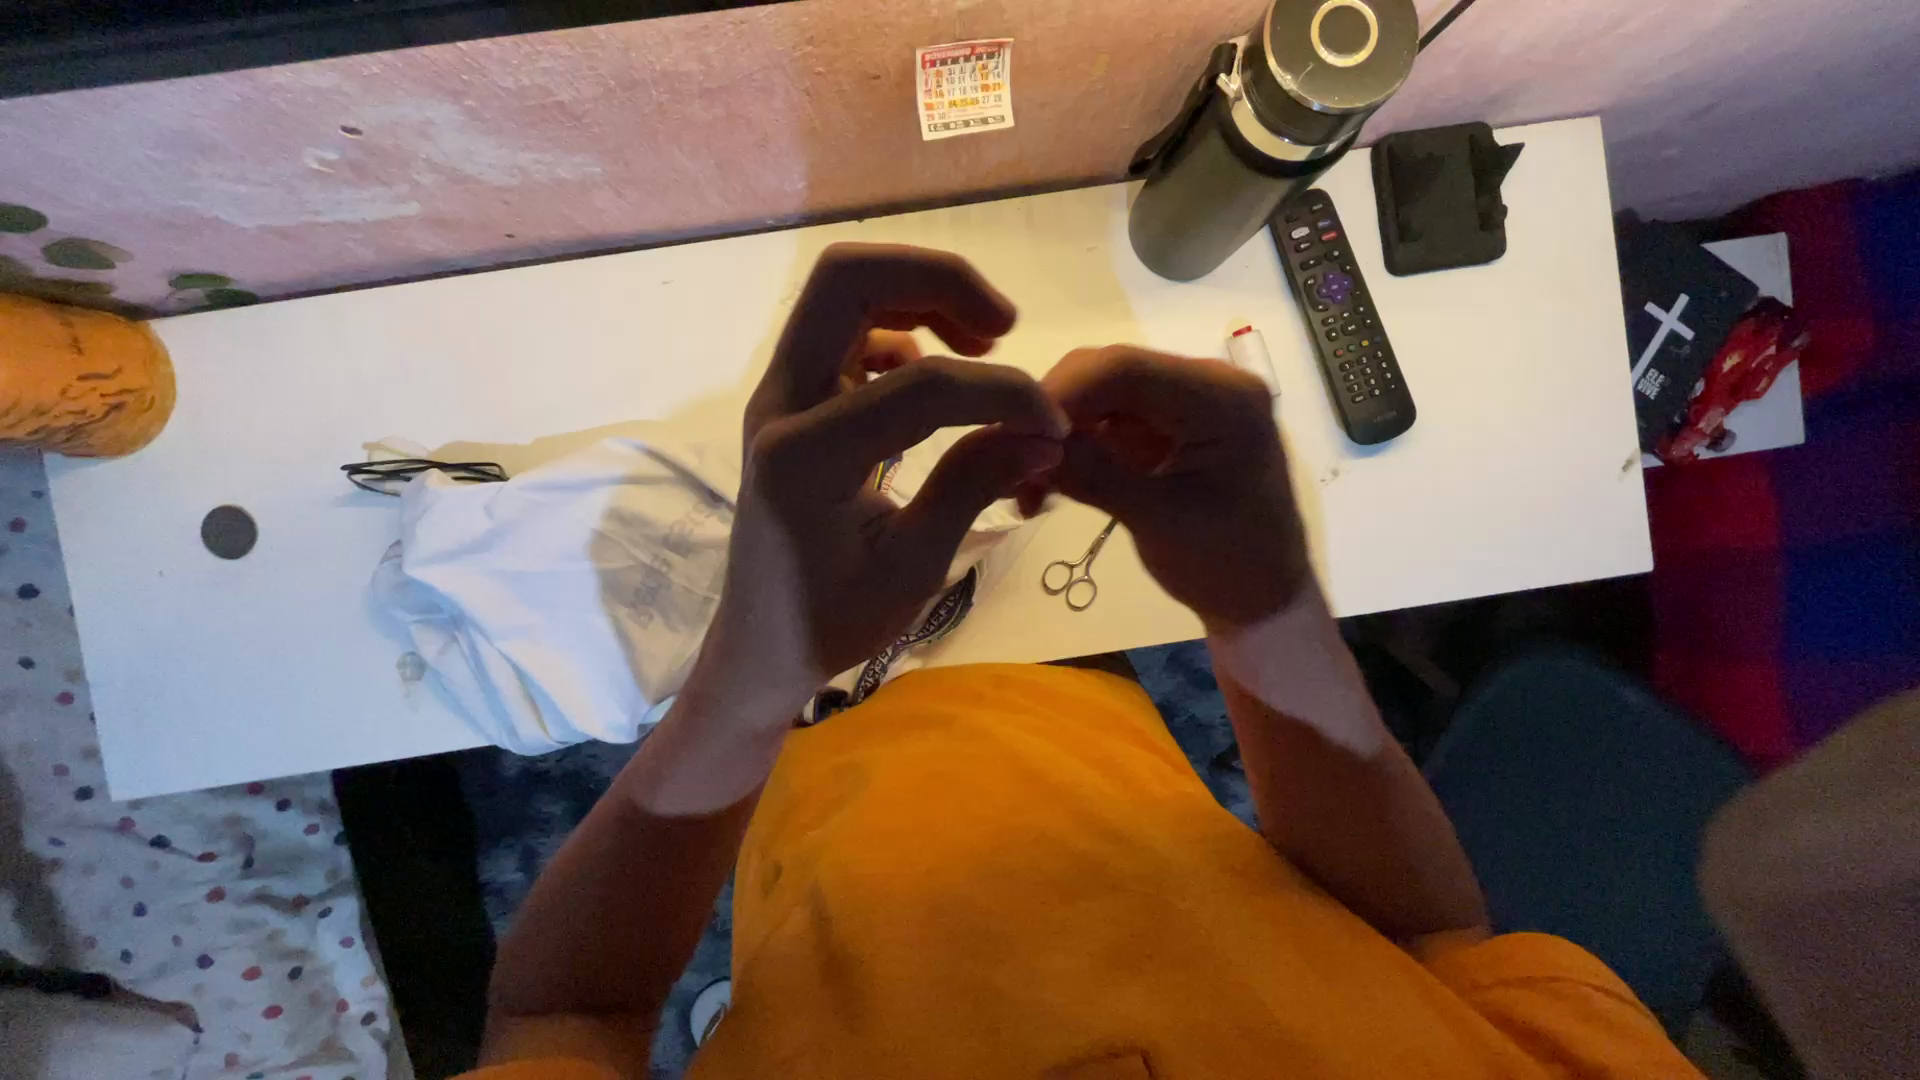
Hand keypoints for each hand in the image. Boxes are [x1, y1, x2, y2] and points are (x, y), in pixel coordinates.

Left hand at [689, 243, 1067, 722]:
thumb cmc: (834, 620)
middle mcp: (780, 404)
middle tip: (1004, 328)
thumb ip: (973, 486)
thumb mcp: (914, 567)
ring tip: (984, 341)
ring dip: (919, 293)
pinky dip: (896, 326)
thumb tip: (1044, 434)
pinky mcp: (792, 401)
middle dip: (940, 281)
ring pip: (842, 292)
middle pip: (846, 279)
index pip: (920, 386)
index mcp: (807, 456)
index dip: (1002, 394)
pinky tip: (931, 370)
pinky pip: (841, 329)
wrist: (763, 642)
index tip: (1052, 426)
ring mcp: (779, 395)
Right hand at [1028, 345, 1309, 630]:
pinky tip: (1048, 486)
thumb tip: (1026, 443)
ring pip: (1097, 396)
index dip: (1062, 394)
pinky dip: (1073, 451)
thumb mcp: (1158, 521)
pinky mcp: (1164, 425)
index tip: (1013, 436)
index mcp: (1222, 399)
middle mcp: (1204, 383)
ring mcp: (1182, 403)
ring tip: (1026, 489)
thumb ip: (1094, 475)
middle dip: (1054, 417)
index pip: (1126, 369)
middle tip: (1013, 467)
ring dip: (1057, 438)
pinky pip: (1105, 421)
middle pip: (1107, 374)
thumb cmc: (1225, 565)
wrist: (1259, 595)